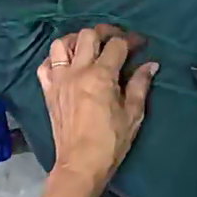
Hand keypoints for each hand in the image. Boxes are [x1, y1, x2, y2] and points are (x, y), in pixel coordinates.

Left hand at [37, 25, 157, 189]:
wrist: (80, 163)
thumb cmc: (112, 140)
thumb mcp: (134, 112)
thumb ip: (140, 84)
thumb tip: (151, 64)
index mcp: (101, 75)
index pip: (117, 45)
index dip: (131, 40)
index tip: (141, 44)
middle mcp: (77, 71)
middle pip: (88, 35)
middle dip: (106, 32)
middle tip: (118, 41)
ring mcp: (58, 80)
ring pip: (61, 44)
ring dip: (78, 40)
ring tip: (90, 47)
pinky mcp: (48, 91)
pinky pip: (46, 65)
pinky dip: (56, 59)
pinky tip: (68, 64)